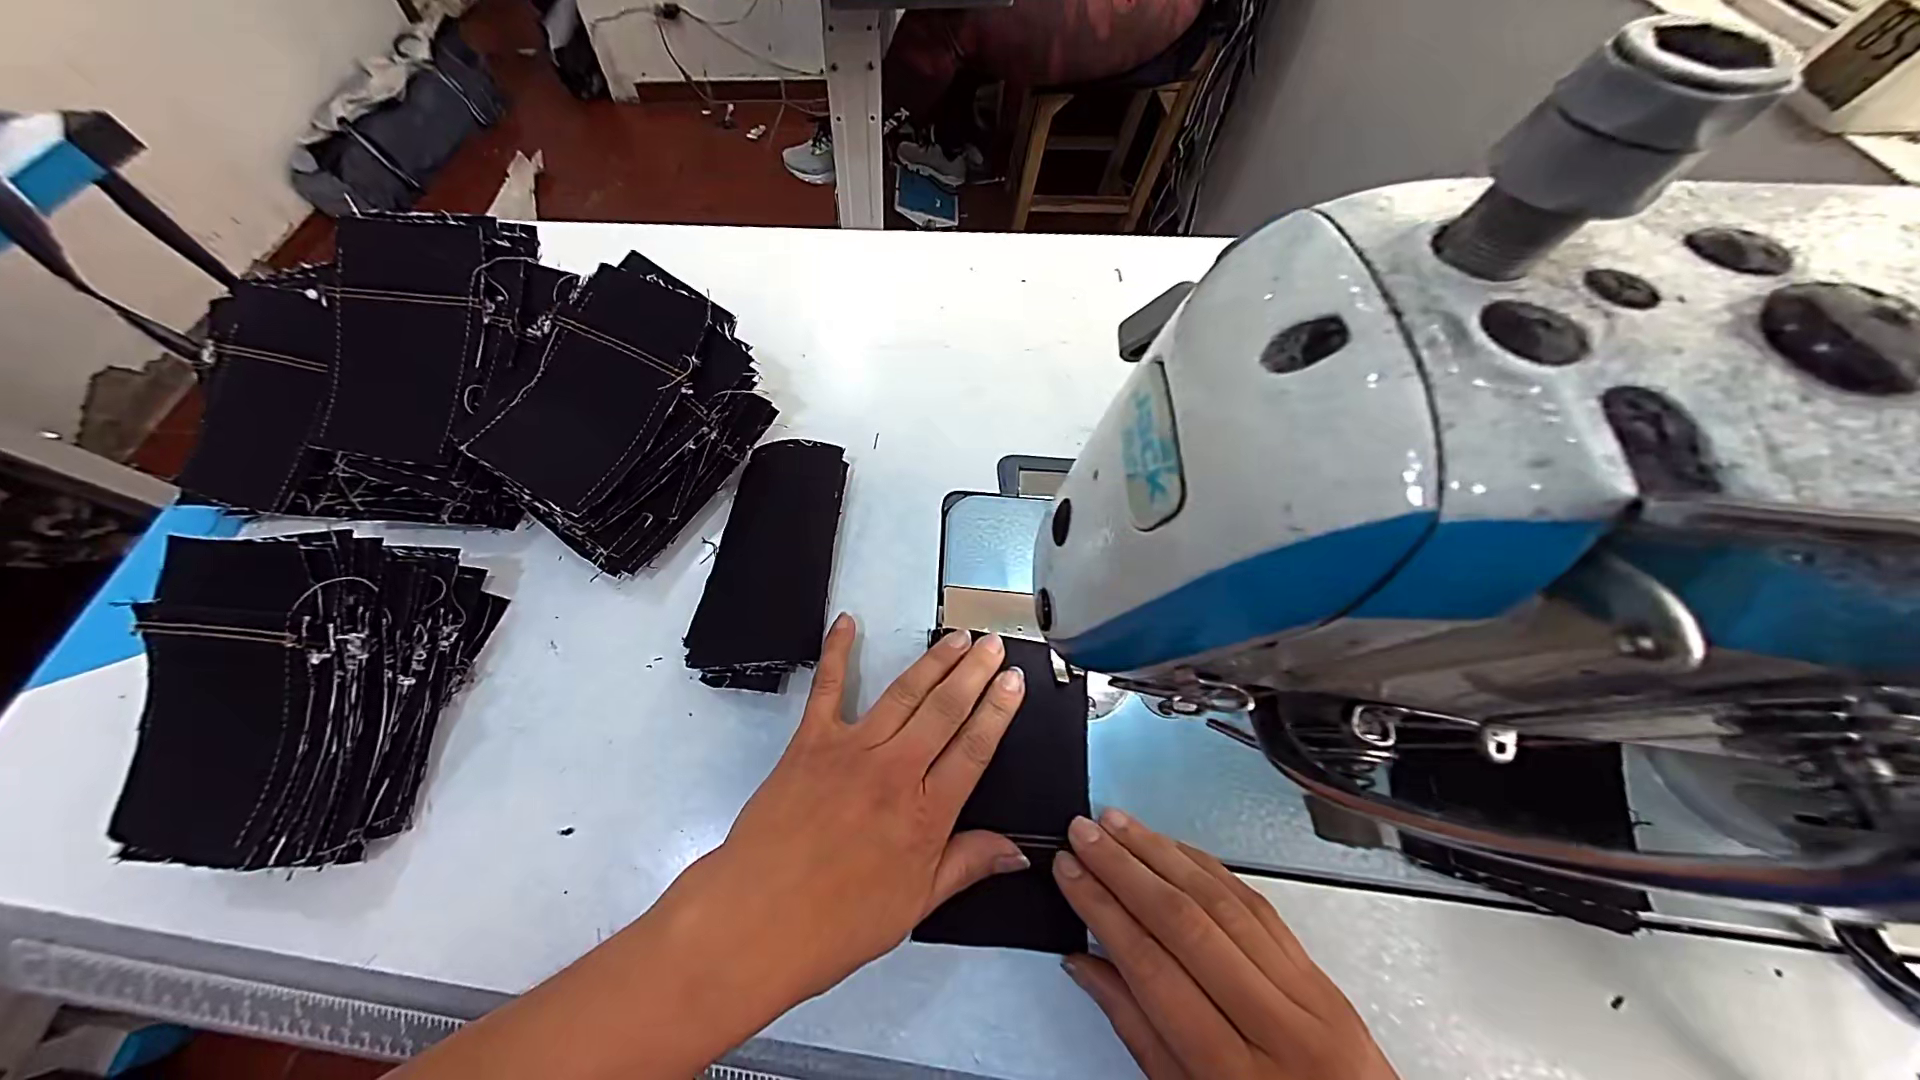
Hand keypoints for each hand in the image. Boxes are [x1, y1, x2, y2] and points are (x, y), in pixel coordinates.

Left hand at [668, 615, 1030, 1002]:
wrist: (756, 920)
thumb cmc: (837, 922)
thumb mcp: (914, 905)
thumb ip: (966, 866)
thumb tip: (1015, 851)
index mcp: (925, 813)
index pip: (975, 748)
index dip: (998, 711)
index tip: (1014, 682)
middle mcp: (894, 771)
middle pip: (945, 709)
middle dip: (975, 672)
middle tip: (994, 645)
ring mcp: (851, 750)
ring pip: (903, 694)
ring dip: (933, 661)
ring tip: (956, 638)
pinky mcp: (810, 742)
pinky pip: (827, 688)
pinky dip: (836, 652)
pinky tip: (847, 624)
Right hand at [1054, 811, 1398, 1079]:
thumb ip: (1136, 1031)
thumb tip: (1084, 962)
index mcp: (1237, 1077)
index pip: (1151, 968)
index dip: (1101, 909)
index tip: (1070, 873)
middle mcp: (1279, 1029)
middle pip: (1185, 922)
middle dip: (1123, 867)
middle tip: (1084, 833)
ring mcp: (1307, 995)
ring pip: (1219, 899)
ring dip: (1159, 851)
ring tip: (1118, 824)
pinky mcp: (1319, 972)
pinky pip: (1255, 902)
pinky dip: (1206, 866)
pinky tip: (1173, 846)